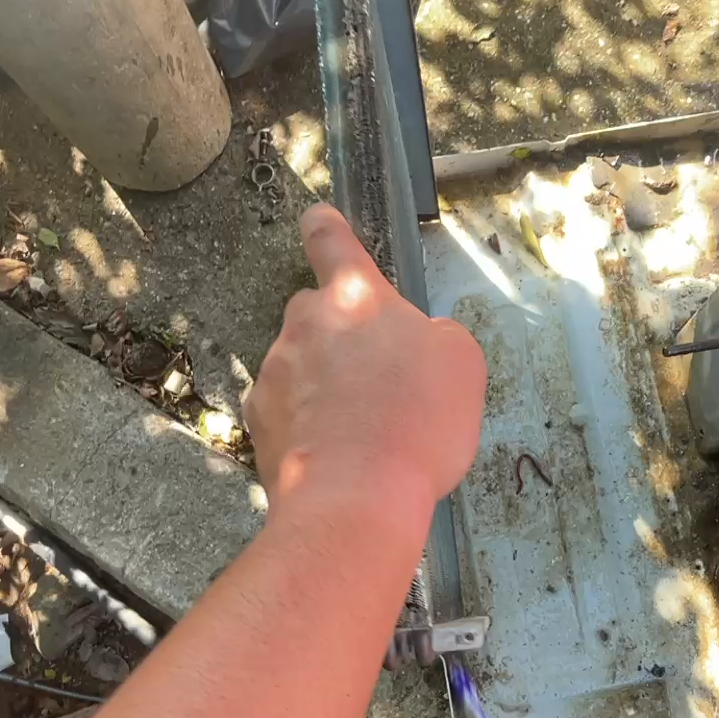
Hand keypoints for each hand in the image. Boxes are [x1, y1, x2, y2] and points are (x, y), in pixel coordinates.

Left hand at [245, 204, 485, 516]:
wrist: (358, 498)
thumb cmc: (418, 421)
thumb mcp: (461, 364)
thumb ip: (436, 334)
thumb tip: (418, 338)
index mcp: (355, 299)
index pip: (334, 242)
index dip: (327, 228)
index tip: (318, 219)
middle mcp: (305, 324)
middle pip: (318, 312)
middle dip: (340, 335)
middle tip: (375, 381)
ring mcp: (274, 372)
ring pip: (302, 365)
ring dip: (325, 385)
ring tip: (362, 432)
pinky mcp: (257, 419)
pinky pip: (287, 410)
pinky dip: (307, 424)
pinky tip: (336, 454)